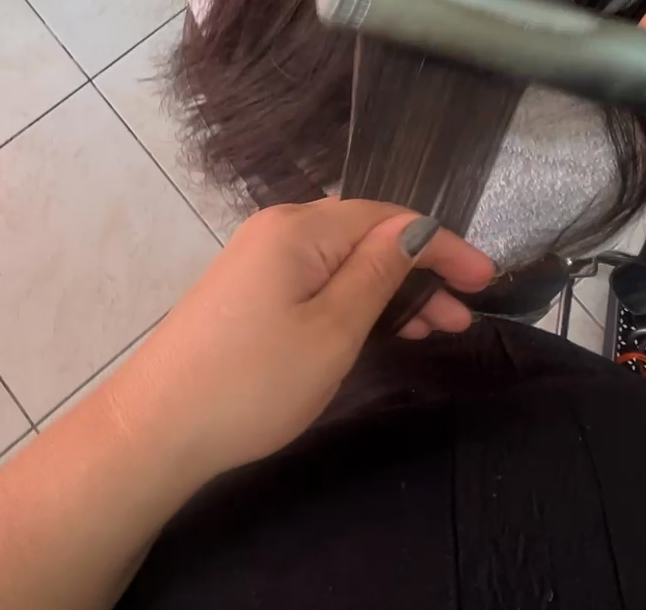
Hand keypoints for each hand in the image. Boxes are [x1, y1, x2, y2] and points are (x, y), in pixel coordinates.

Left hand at [97, 198, 493, 479]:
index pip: (388, 218)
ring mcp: (259, 258)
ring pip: (342, 260)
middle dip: (418, 270)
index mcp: (300, 228)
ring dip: (389, 289)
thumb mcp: (332, 330)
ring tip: (433, 330)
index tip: (488, 280)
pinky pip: (316, 279)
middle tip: (463, 317)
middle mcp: (278, 229)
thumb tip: (413, 230)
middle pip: (365, 235)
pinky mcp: (249, 288)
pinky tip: (379, 329)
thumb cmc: (254, 381)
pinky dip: (353, 300)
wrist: (157, 427)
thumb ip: (378, 273)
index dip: (442, 245)